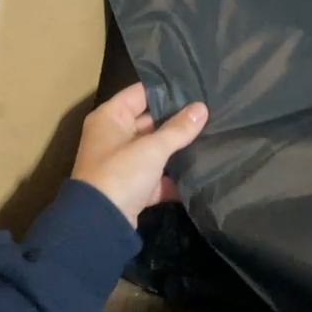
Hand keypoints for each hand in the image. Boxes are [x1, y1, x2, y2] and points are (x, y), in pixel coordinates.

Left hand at [72, 84, 208, 226]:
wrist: (99, 224)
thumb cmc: (121, 173)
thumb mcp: (152, 148)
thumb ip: (178, 129)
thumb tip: (202, 108)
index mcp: (110, 117)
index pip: (140, 93)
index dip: (166, 90)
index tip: (195, 87)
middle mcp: (113, 136)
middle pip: (149, 121)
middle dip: (176, 121)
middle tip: (210, 113)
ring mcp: (122, 163)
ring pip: (154, 150)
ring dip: (177, 150)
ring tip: (211, 138)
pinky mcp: (132, 188)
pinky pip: (156, 177)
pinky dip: (173, 178)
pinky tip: (201, 173)